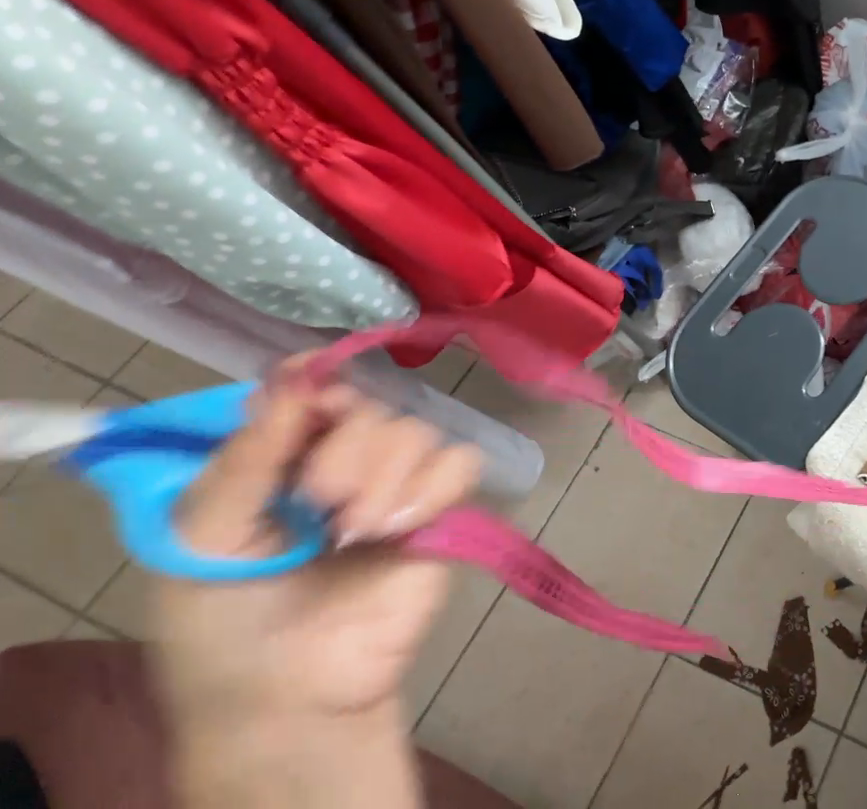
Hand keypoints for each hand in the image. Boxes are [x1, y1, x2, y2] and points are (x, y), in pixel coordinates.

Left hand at [152, 365, 482, 731]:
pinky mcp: (441, 512)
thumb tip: (292, 379)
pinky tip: (400, 527)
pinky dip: (434, 487)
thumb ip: (243, 460)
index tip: (315, 399)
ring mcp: (394, 485)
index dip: (315, 384)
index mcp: (273, 459)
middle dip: (347, 448)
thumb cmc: (223, 622)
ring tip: (356, 529)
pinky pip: (460, 463)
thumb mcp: (198, 540)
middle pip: (371, 407)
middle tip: (317, 500)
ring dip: (388, 474)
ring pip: (418, 431)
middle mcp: (338, 461)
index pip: (305, 391)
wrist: (292, 694)